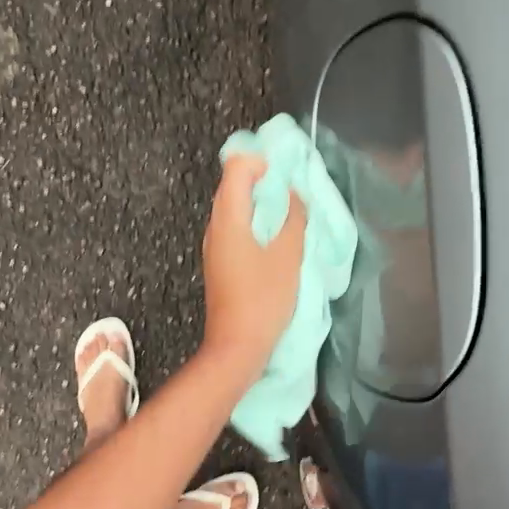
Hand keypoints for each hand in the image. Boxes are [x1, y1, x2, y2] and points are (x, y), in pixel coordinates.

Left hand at [200, 155, 307, 382]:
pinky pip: (233, 231)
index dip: (260, 161)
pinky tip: (273, 239)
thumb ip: (294, 219)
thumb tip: (294, 194)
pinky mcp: (219, 265)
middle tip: (291, 188)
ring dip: (258, 204)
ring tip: (287, 212)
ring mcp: (213, 248)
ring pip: (232, 210)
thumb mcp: (288, 257)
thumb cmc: (263, 301)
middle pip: (231, 187)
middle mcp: (214, 229)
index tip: (286, 172)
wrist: (237, 347)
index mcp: (228, 219)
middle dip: (260, 180)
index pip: (236, 168)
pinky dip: (252, 224)